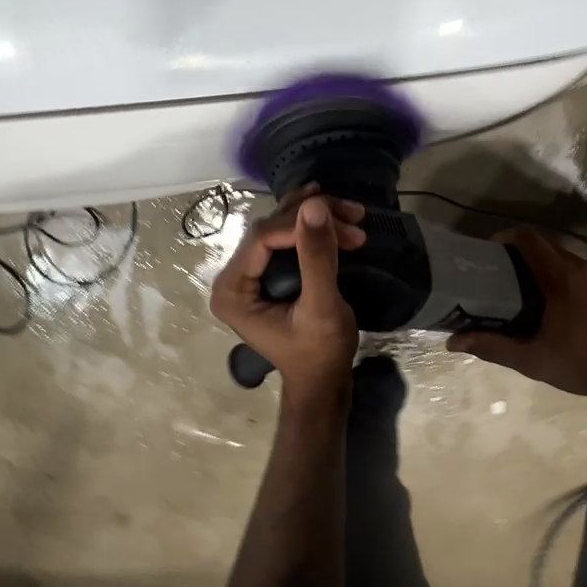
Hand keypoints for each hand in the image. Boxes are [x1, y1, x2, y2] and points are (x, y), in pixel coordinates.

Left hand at [210, 184, 367, 402]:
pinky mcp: (266, 271)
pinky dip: (313, 225)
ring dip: (317, 215)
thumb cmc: (319, 353)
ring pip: (280, 225)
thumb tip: (315, 205)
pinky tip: (337, 214)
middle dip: (313, 216)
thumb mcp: (321, 308)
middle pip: (271, 227)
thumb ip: (316, 258)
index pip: (262, 237)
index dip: (301, 223)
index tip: (343, 222)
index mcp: (231, 290)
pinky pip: (286, 236)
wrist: (324, 381)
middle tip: (355, 216)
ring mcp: (248, 273)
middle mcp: (232, 277)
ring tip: (353, 214)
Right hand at [447, 229, 586, 404]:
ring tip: (517, 282)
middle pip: (544, 244)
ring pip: (560, 255)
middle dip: (519, 250)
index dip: (506, 238)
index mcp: (562, 277)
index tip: (487, 251)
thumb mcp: (531, 359)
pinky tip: (545, 295)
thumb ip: (492, 347)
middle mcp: (580, 267)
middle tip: (497, 269)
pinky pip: (573, 266)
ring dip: (538, 260)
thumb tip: (453, 341)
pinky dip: (555, 270)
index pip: (529, 240)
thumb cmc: (578, 365)